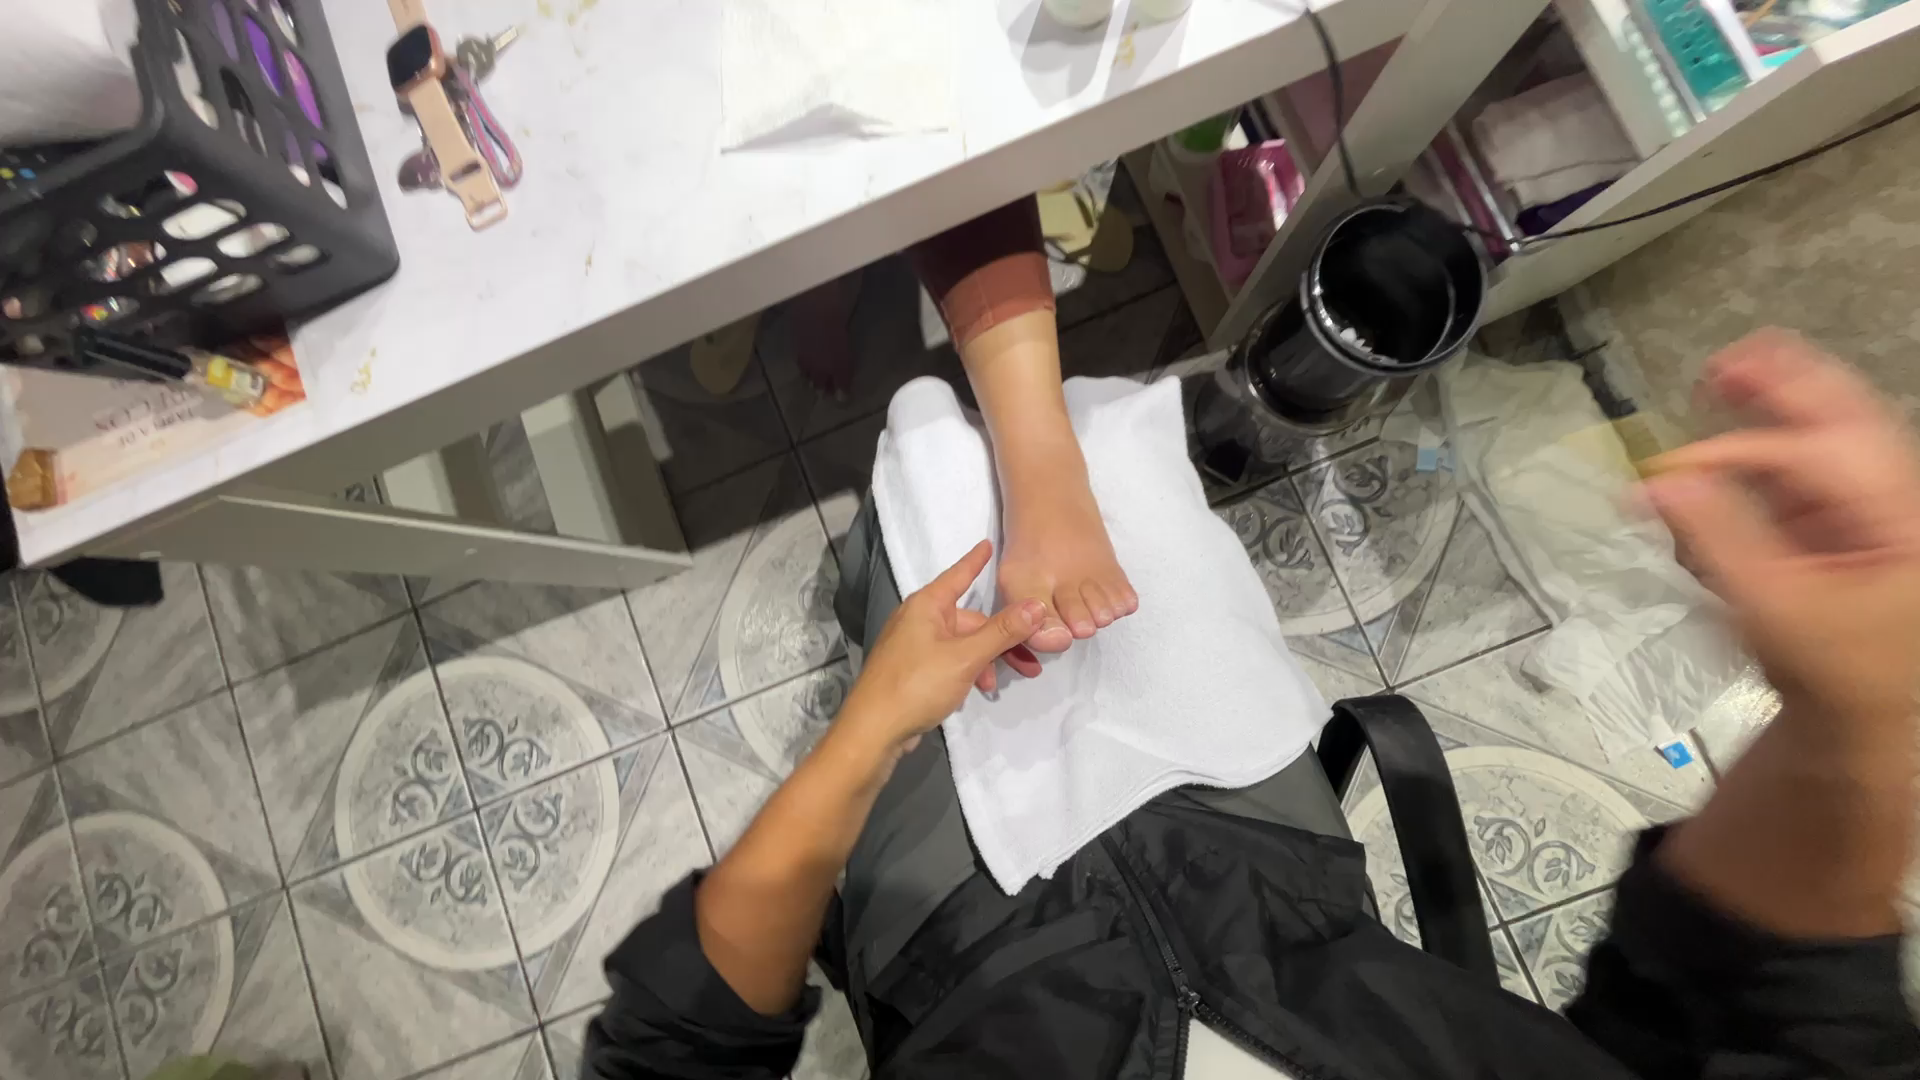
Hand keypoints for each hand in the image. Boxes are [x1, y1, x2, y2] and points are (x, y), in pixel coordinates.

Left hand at [838, 540, 1046, 750]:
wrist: (874, 731)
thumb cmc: (917, 684)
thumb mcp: (966, 657)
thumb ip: (1002, 632)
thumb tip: (1036, 605)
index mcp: (927, 606)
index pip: (958, 575)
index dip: (976, 561)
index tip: (989, 544)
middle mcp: (919, 619)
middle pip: (970, 619)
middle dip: (1002, 636)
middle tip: (1033, 655)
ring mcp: (915, 646)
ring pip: (963, 643)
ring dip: (989, 658)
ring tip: (1013, 677)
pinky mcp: (914, 671)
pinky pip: (951, 660)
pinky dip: (970, 670)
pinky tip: (980, 688)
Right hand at [1643, 330, 1919, 731]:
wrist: (1867, 715)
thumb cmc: (1833, 665)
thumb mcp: (1772, 604)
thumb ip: (1716, 537)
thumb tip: (1659, 482)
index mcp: (1895, 516)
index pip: (1810, 456)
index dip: (1733, 453)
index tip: (1660, 477)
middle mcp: (1887, 503)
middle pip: (1842, 426)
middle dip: (1784, 387)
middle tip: (1726, 358)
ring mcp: (1863, 516)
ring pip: (1819, 447)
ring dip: (1769, 412)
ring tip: (1725, 376)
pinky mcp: (1833, 533)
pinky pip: (1793, 483)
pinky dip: (1755, 461)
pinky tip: (1723, 451)